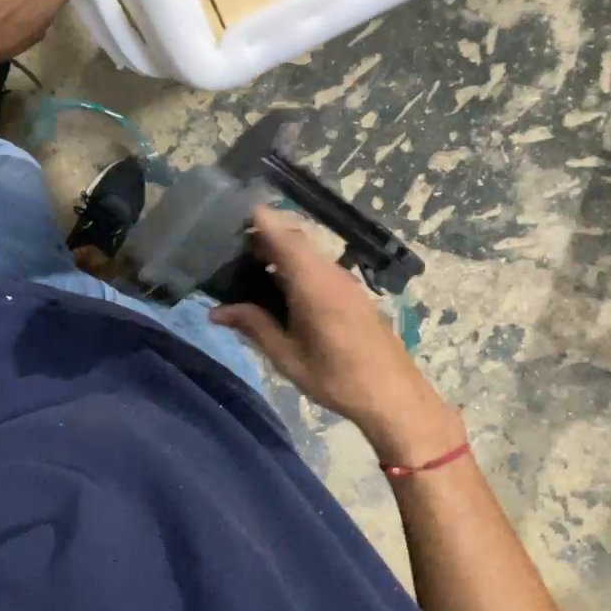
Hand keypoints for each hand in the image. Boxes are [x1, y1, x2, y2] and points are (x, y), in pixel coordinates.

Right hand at [212, 207, 463, 465]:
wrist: (395, 398)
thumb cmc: (337, 378)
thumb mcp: (287, 357)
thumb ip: (253, 326)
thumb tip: (216, 311)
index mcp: (312, 284)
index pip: (283, 236)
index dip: (259, 219)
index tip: (231, 212)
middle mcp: (330, 273)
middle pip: (294, 238)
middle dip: (263, 234)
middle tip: (229, 245)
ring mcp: (344, 281)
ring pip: (307, 251)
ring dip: (279, 249)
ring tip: (247, 265)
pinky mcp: (352, 292)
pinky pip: (317, 265)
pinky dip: (294, 264)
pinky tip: (278, 286)